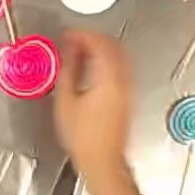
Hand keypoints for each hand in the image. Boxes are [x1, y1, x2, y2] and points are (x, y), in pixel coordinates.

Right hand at [54, 30, 133, 177]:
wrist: (102, 160)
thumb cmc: (83, 138)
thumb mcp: (66, 101)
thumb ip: (68, 71)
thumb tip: (69, 53)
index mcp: (107, 78)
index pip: (99, 44)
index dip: (82, 34)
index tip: (69, 34)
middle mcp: (123, 80)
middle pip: (113, 46)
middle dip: (94, 38)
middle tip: (76, 39)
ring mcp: (128, 88)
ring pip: (120, 56)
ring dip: (102, 48)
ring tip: (83, 51)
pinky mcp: (128, 96)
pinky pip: (122, 68)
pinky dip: (108, 60)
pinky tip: (95, 68)